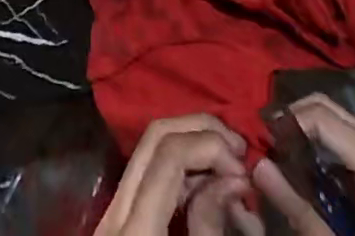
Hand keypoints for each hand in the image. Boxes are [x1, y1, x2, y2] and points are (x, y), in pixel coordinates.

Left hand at [95, 114, 252, 235]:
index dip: (211, 147)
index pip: (169, 154)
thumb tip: (233, 177)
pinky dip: (183, 165)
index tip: (242, 170)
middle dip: (203, 129)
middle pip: (156, 134)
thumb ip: (211, 224)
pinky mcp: (117, 216)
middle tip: (238, 149)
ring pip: (151, 146)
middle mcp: (114, 210)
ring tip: (229, 162)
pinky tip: (208, 179)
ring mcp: (111, 210)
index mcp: (132, 229)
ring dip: (195, 143)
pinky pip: (150, 171)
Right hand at [249, 94, 354, 235]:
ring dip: (310, 136)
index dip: (289, 121)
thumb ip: (302, 214)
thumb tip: (259, 168)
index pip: (328, 119)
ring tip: (278, 157)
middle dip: (297, 121)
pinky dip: (327, 157)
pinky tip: (306, 176)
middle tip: (262, 142)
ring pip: (346, 132)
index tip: (257, 138)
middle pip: (338, 115)